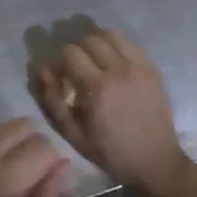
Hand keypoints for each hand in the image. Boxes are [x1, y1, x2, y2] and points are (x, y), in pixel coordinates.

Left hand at [0, 118, 70, 196]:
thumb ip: (49, 196)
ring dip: (19, 140)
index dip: (56, 160)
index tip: (54, 179)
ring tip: (19, 169)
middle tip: (38, 172)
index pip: (44, 146)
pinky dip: (0, 142)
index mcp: (6, 177)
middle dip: (38, 144)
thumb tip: (67, 166)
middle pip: (25, 126)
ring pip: (5, 126)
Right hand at [35, 28, 191, 196]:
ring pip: (112, 34)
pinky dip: (117, 47)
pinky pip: (130, 44)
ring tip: (95, 60)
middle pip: (89, 39)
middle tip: (77, 69)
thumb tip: (42, 68)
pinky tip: (113, 64)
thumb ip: (53, 99)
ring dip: (97, 42)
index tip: (62, 76)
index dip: (60, 61)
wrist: (155, 162)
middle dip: (77, 50)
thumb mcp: (73, 133)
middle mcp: (120, 71)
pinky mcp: (153, 69)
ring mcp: (140, 67)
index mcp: (98, 88)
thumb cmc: (110, 152)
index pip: (70, 52)